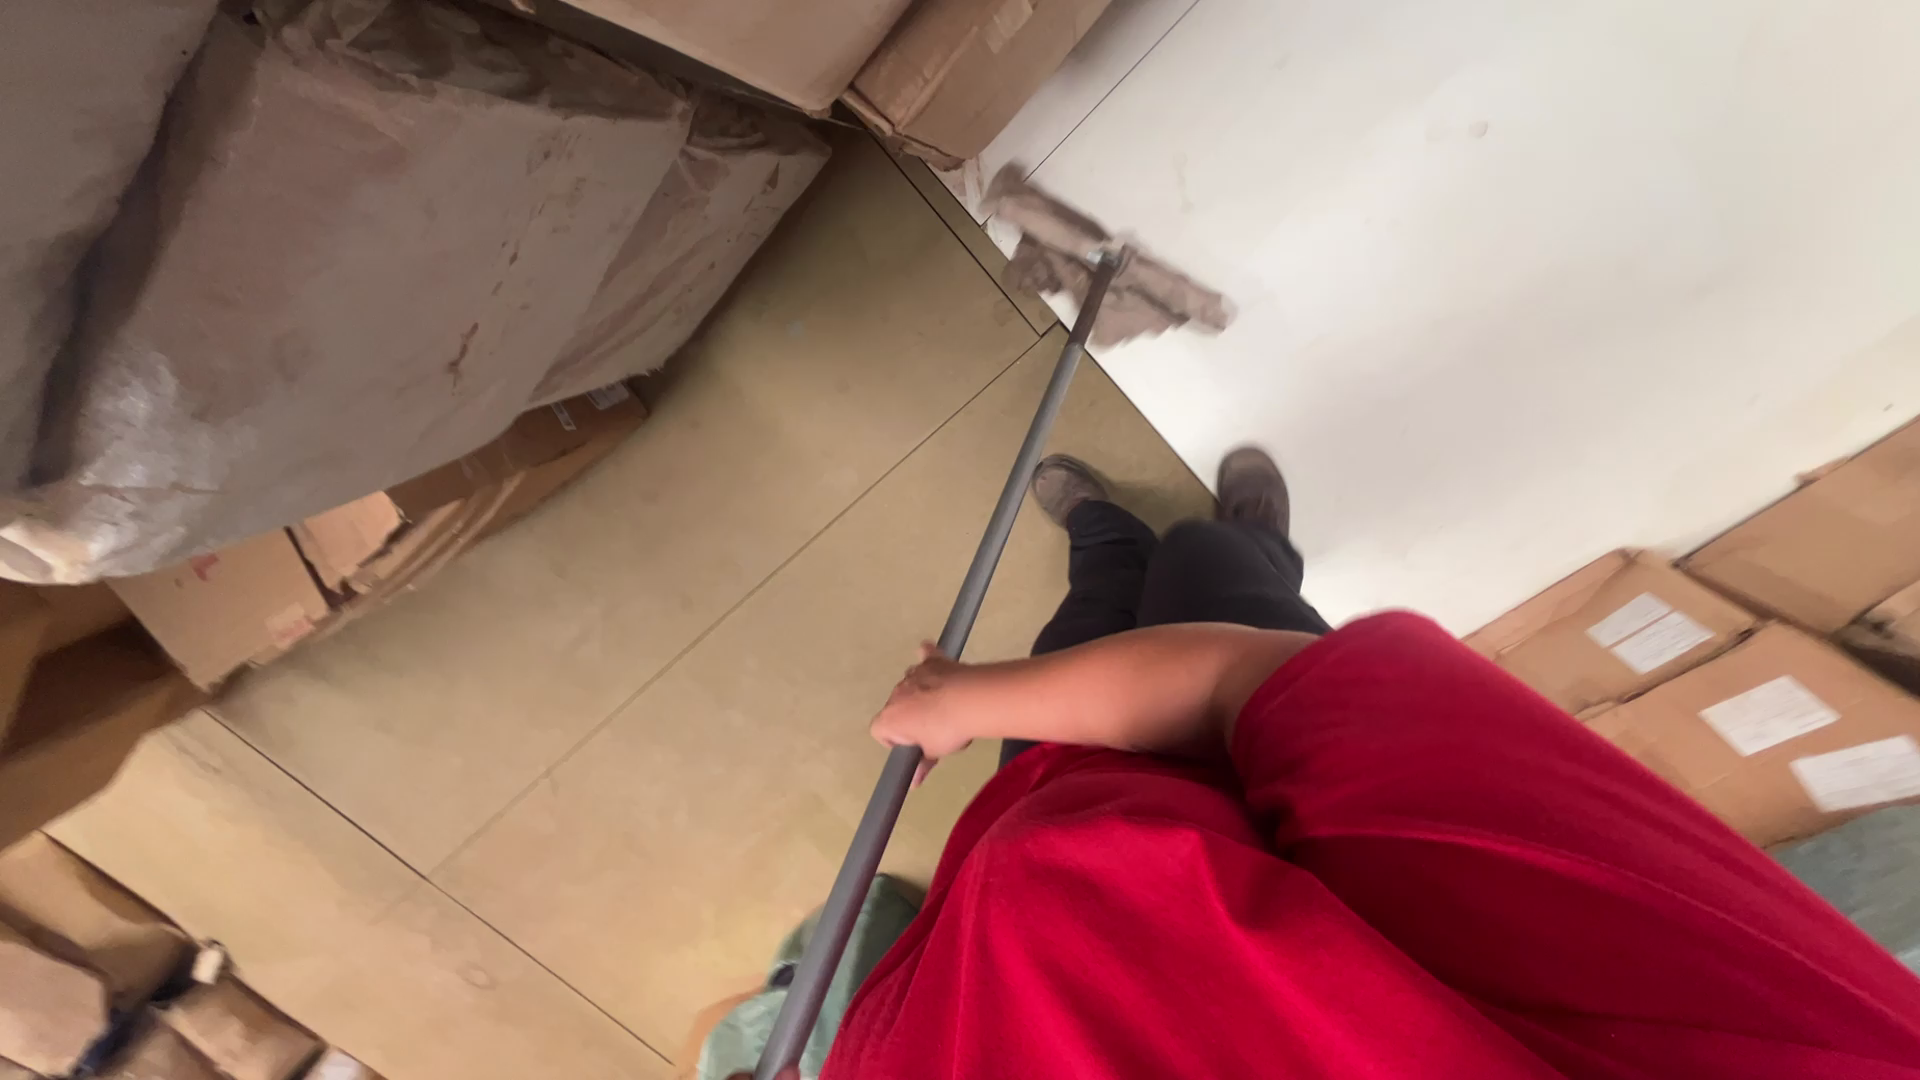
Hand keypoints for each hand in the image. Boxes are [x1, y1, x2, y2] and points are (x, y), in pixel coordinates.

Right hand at [871, 643, 977, 783]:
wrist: (970, 699)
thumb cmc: (947, 731)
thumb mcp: (935, 752)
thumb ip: (922, 764)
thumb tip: (914, 783)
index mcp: (889, 719)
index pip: (879, 731)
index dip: (895, 739)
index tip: (913, 744)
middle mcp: (895, 694)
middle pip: (896, 707)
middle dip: (910, 716)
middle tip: (932, 728)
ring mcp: (913, 674)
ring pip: (910, 684)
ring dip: (920, 693)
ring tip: (943, 704)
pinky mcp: (932, 660)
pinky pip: (926, 656)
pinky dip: (928, 659)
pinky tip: (933, 659)